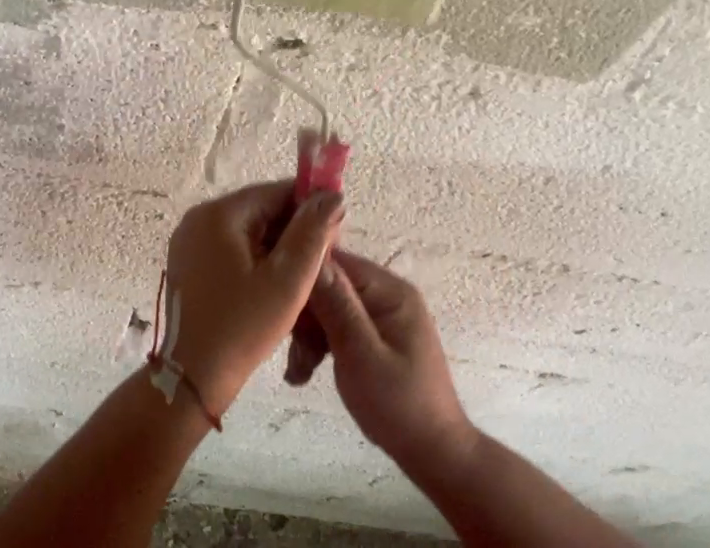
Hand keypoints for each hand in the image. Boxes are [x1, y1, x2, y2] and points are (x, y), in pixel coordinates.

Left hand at [161, 183, 344, 413]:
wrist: (194, 375)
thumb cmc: (243, 326)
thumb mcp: (287, 280)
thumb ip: (312, 233)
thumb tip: (332, 195)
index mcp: (218, 214)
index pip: (274, 192)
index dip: (310, 208)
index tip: (336, 236)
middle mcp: (198, 218)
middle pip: (259, 209)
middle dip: (293, 230)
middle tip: (322, 264)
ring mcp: (189, 241)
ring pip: (247, 230)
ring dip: (277, 247)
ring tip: (302, 278)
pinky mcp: (189, 263)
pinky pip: (230, 248)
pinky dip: (255, 259)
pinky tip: (275, 286)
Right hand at [309, 249, 478, 475]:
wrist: (432, 453)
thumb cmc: (399, 405)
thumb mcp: (361, 355)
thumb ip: (337, 305)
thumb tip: (310, 255)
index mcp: (390, 291)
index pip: (333, 262)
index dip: (300, 278)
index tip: (277, 305)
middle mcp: (385, 293)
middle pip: (326, 285)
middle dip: (304, 317)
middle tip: (294, 353)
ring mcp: (379, 314)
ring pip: (325, 307)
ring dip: (306, 337)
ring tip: (299, 371)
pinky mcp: (371, 334)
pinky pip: (333, 325)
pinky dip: (317, 347)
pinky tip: (303, 373)